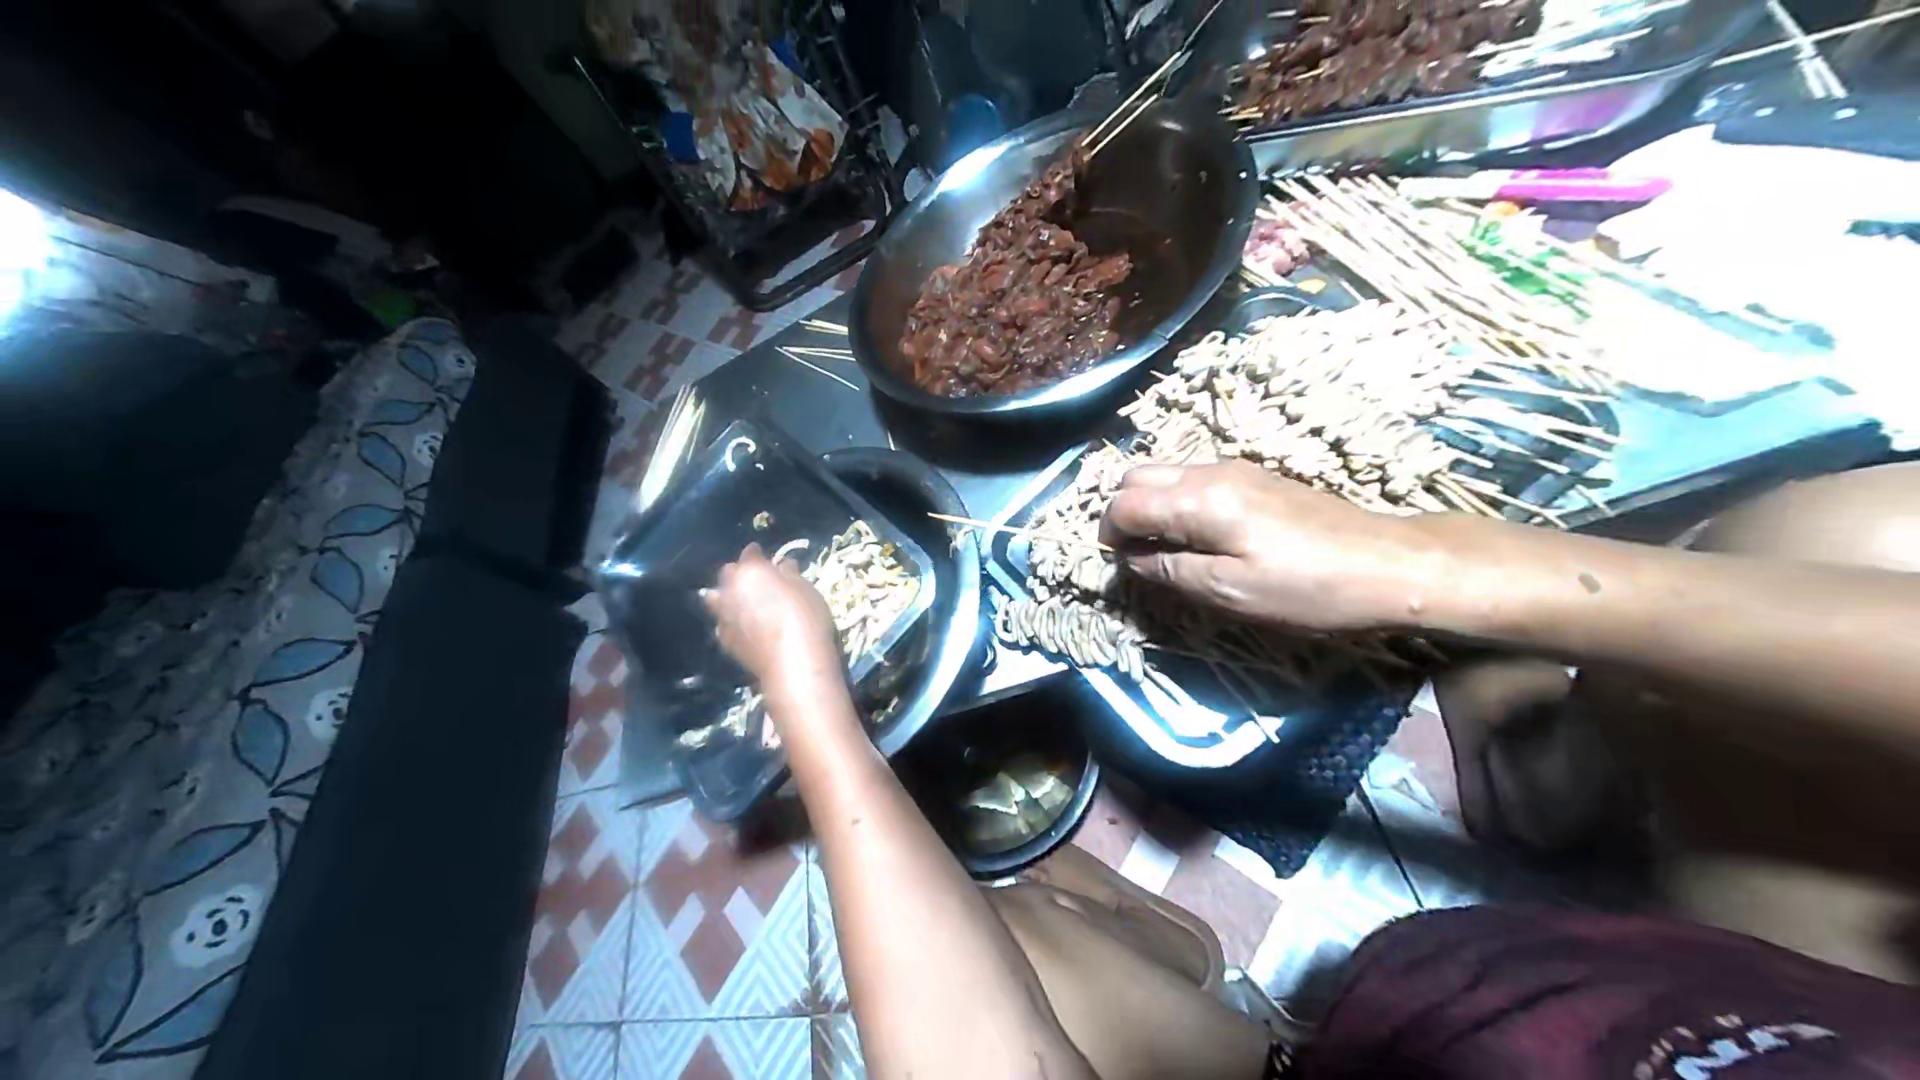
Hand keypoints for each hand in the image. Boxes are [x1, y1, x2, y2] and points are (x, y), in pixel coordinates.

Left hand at [702, 544, 844, 698]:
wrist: (792, 660)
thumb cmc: (804, 616)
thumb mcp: (804, 588)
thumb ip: (789, 574)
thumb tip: (782, 565)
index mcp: (750, 571)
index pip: (749, 554)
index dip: (757, 553)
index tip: (764, 555)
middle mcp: (730, 589)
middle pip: (728, 574)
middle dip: (738, 573)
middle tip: (754, 578)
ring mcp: (723, 616)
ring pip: (715, 598)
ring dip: (724, 595)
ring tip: (739, 601)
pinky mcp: (724, 640)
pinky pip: (722, 623)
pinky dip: (729, 620)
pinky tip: (741, 626)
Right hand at [1097, 461, 1445, 632]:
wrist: (1389, 564)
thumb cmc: (1306, 587)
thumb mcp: (1230, 592)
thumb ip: (1170, 571)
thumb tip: (1132, 558)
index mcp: (1199, 499)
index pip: (1125, 503)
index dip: (1108, 534)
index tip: (1117, 564)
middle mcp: (1210, 472)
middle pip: (1137, 476)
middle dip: (1122, 512)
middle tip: (1136, 554)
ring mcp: (1234, 469)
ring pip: (1164, 473)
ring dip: (1149, 506)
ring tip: (1165, 548)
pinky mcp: (1254, 477)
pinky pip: (1192, 479)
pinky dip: (1175, 502)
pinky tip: (1198, 536)